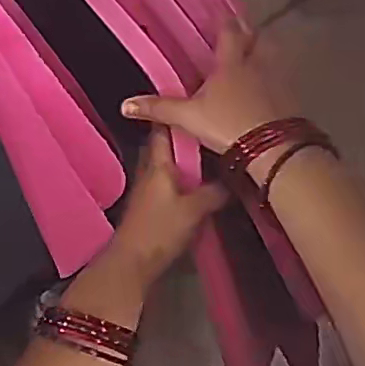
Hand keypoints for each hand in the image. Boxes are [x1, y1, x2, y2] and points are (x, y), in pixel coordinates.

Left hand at [101, 129, 229, 285]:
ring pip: (166, 166)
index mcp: (157, 165)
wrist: (132, 261)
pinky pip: (166, 183)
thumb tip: (232, 180)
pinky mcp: (149, 206)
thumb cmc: (160, 229)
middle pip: (163, 147)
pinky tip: (197, 186)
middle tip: (208, 130)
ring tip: (209, 156)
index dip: (172, 115)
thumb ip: (214, 192)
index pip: (161, 131)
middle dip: (182, 138)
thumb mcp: (195, 209)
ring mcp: (147, 189)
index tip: (192, 104)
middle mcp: (149, 172)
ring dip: (182, 160)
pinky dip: (180, 179)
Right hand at [119, 22, 285, 152]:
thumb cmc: (228, 124)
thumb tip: (126, 105)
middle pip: (258, 38)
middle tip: (243, 26)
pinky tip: (268, 84)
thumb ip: (159, 108)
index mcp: (230, 64)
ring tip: (257, 50)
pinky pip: (282, 78)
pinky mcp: (290, 99)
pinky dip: (274, 75)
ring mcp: (277, 81)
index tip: (219, 5)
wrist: (272, 148)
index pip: (228, 32)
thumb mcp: (187, 117)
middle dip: (250, 30)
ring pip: (273, 55)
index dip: (222, 18)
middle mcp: (257, 66)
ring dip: (266, 49)